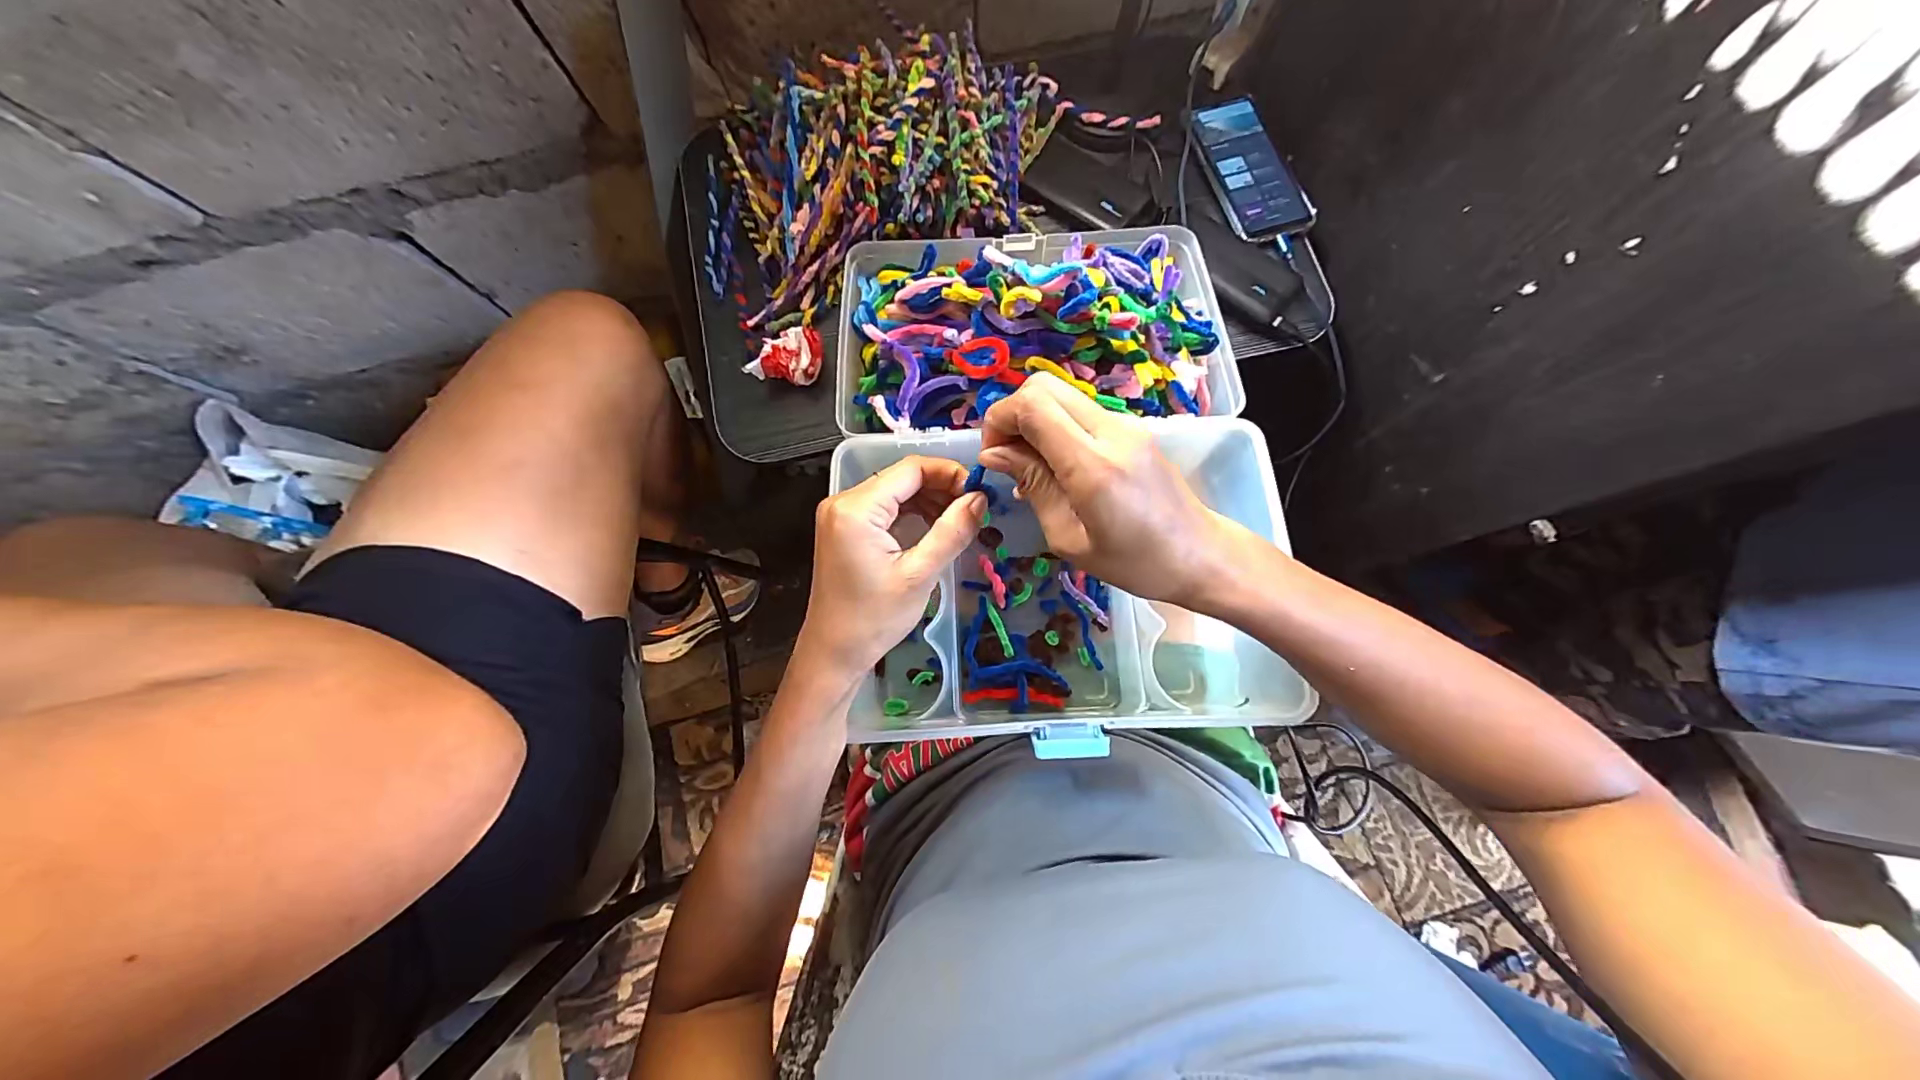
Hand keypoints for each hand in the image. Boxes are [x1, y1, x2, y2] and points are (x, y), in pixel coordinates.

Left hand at [798, 456, 985, 679]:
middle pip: (903, 477)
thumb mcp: (920, 575)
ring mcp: (841, 515)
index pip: (911, 469)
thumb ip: (952, 531)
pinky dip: (913, 513)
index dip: (950, 474)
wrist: (834, 653)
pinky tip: (937, 527)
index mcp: (857, 509)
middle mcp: (843, 502)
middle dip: (942, 487)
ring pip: (896, 491)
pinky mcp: (845, 529)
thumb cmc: (873, 619)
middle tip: (976, 508)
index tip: (980, 492)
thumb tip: (980, 499)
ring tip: (961, 520)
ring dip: (930, 500)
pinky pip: (885, 508)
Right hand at [978, 373, 1247, 609]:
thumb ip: (1034, 485)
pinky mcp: (1132, 428)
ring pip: (1061, 394)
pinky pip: (1080, 410)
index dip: (999, 420)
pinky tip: (1056, 466)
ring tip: (1031, 467)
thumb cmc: (1134, 562)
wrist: (1200, 554)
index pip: (1033, 405)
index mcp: (1093, 465)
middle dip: (1011, 413)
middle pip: (1043, 386)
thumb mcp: (1069, 537)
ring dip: (1034, 419)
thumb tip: (995, 453)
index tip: (992, 456)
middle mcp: (1111, 431)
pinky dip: (1055, 426)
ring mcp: (1126, 425)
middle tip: (1007, 456)